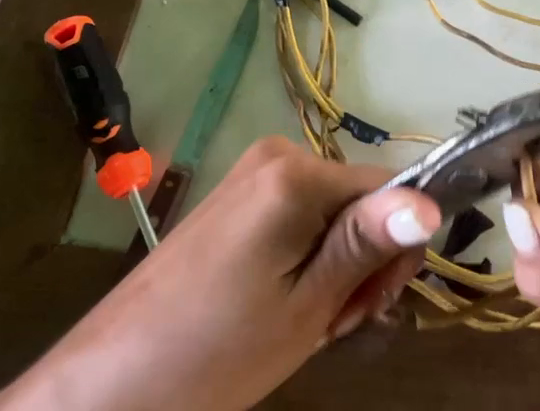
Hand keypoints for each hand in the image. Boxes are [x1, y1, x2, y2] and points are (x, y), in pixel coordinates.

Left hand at [0, 136, 439, 410]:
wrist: (108, 384)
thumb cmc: (217, 351)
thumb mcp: (307, 305)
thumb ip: (367, 243)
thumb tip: (431, 203)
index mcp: (296, 172)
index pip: (390, 190)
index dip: (394, 248)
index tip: (370, 306)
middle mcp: (276, 155)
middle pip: (360, 200)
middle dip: (360, 261)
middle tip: (330, 322)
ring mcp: (250, 175)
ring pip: (332, 213)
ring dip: (333, 267)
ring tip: (301, 321)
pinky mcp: (233, 199)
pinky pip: (298, 216)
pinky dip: (303, 259)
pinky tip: (279, 304)